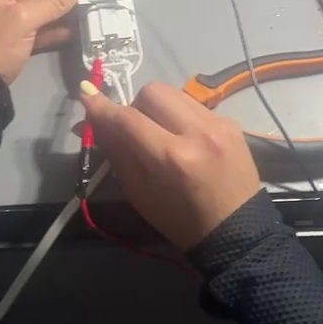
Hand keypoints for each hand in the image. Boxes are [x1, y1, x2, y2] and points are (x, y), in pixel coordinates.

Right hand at [76, 80, 260, 250]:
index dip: (102, 107)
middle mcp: (197, 132)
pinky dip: (179, 115)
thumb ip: (116, 150)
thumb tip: (93, 116)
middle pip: (151, 92)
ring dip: (157, 107)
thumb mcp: (139, 192)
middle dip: (135, 106)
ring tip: (160, 131)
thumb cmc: (181, 220)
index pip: (128, 120)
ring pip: (173, 92)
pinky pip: (193, 104)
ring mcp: (218, 123)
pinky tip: (183, 137)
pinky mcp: (230, 121)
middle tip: (134, 129)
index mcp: (172, 158)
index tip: (84, 94)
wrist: (237, 231)